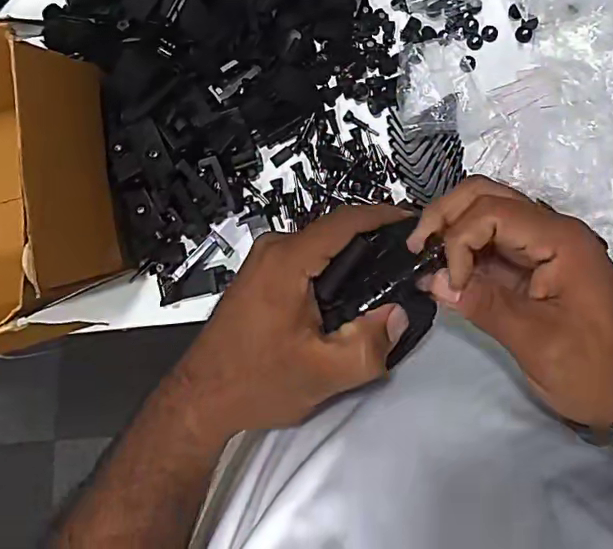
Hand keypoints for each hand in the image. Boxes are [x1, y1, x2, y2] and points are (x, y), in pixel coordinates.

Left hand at [163, 204, 413, 444]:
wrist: (201, 397)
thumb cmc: (253, 382)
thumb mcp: (322, 374)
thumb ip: (368, 346)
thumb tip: (398, 315)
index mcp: (286, 260)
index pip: (344, 221)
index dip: (382, 215)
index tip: (412, 222)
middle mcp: (273, 249)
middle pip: (334, 228)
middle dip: (373, 238)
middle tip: (407, 256)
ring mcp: (265, 259)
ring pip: (321, 244)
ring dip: (353, 254)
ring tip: (387, 274)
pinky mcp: (262, 272)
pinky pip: (307, 256)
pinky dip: (333, 266)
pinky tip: (351, 290)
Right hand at [408, 177, 612, 428]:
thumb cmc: (602, 370)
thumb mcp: (540, 344)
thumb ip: (484, 305)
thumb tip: (432, 280)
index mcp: (558, 239)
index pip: (491, 211)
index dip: (458, 240)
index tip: (449, 282)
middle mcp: (551, 228)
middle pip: (486, 194)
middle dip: (446, 214)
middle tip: (417, 245)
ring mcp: (545, 242)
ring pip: (488, 209)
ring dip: (453, 226)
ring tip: (426, 253)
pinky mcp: (539, 261)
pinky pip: (495, 238)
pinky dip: (466, 246)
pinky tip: (448, 267)